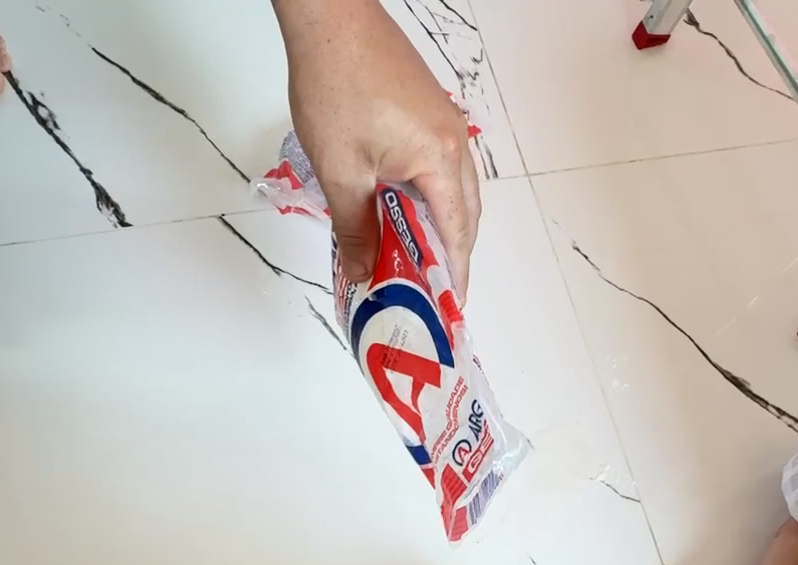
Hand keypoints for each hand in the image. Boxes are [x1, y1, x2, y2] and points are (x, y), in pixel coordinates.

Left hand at [278, 0, 481, 294]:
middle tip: (436, 288)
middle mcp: (453, 142)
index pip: (456, 233)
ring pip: (456, 192)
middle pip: (466, 215)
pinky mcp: (431, 113)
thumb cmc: (336, 85)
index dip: (455, 273)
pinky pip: (443, 169)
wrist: (330, 18)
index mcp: (438, 159)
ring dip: (444, 228)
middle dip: (454, 255)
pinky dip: (434, 200)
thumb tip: (364, 273)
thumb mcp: (341, 173)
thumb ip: (355, 230)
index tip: (452, 304)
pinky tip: (410, 214)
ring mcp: (445, 125)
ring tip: (422, 258)